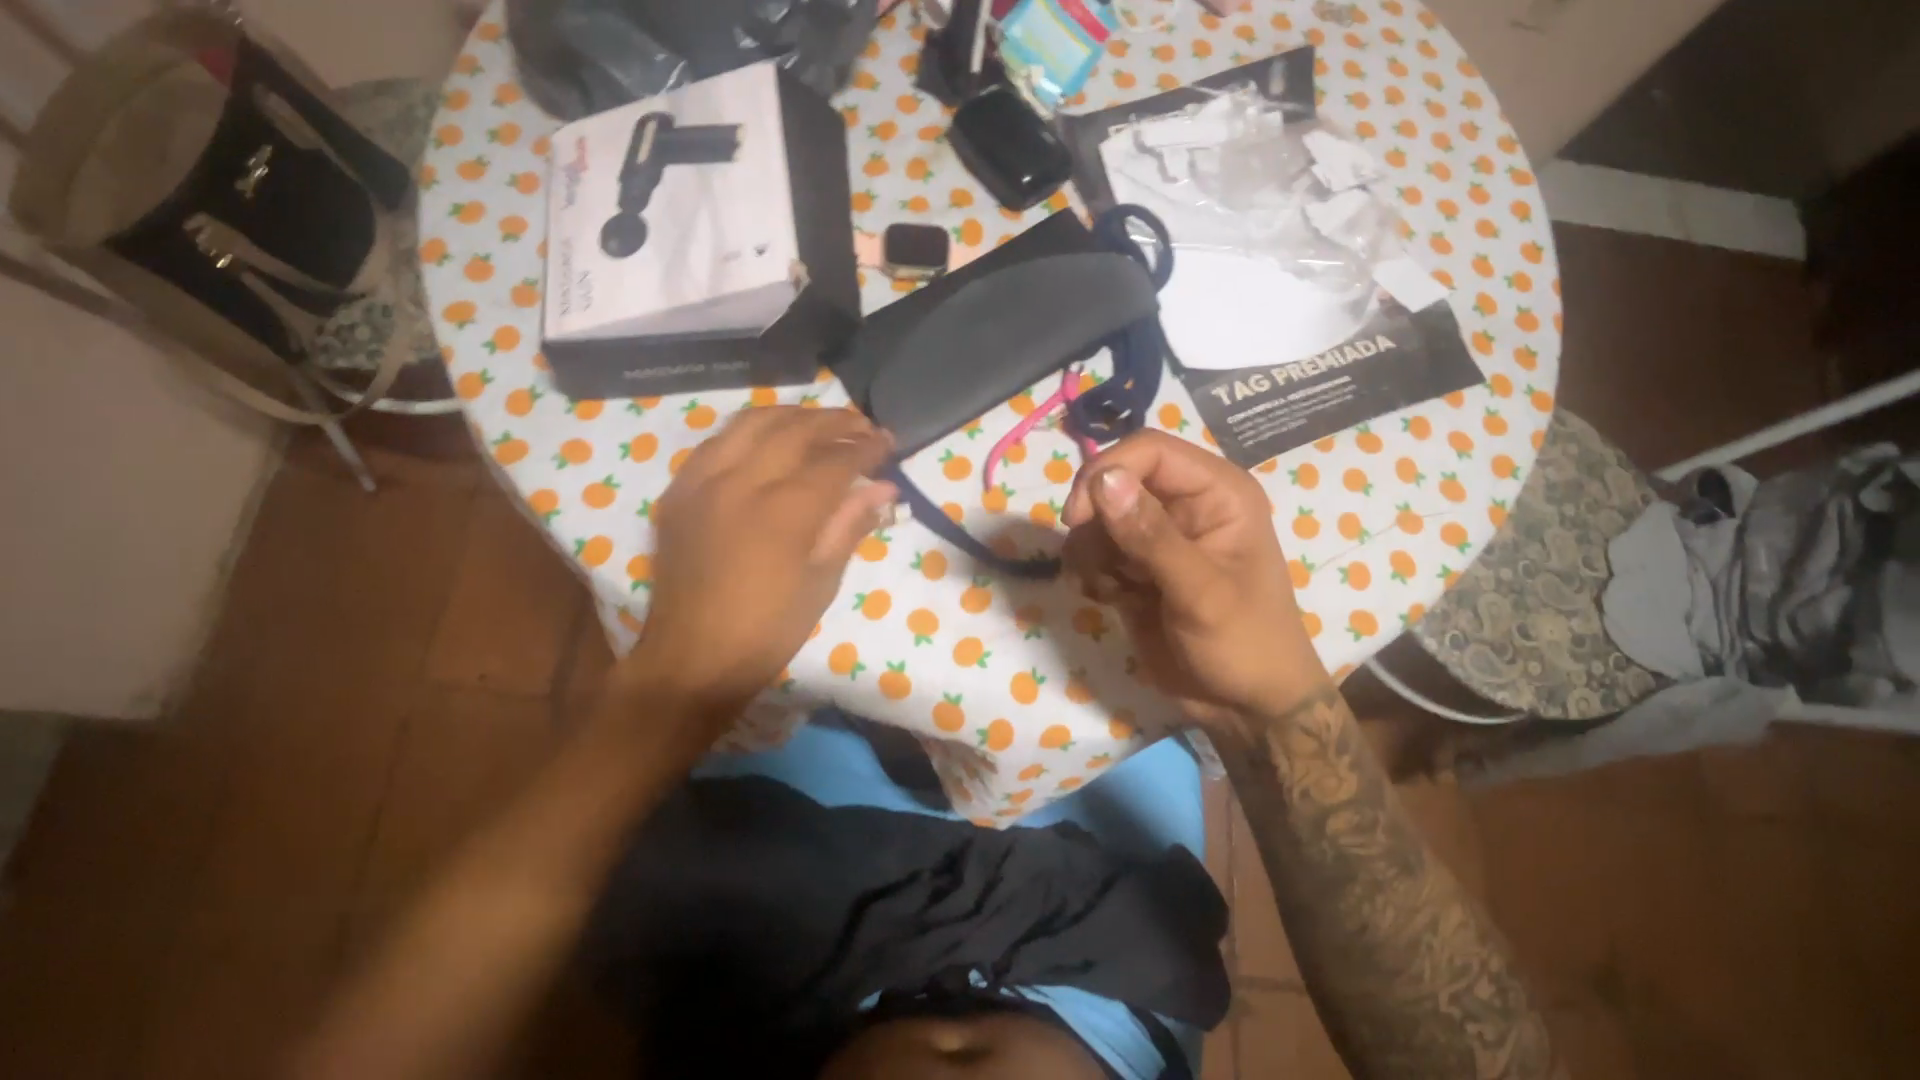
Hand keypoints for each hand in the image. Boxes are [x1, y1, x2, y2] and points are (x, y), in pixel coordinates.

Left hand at [624, 406, 896, 719]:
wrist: (693, 659)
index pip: (834, 461)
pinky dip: (749, 432)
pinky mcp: (679, 491)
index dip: (866, 448)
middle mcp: (741, 482)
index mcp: (784, 511)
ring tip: (819, 423)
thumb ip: (850, 524)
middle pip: (795, 430)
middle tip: (863, 425)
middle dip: (835, 422)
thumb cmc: (768, 631)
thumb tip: (885, 487)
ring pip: (751, 423)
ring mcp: (703, 482)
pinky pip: (716, 442)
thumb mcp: (822, 583)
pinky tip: (766, 440)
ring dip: (792, 416)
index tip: (888, 443)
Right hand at [1061, 431, 1326, 733]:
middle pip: (1115, 481)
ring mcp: (1159, 538)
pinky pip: (1096, 551)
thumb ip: (1150, 536)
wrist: (1245, 708)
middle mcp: (1186, 505)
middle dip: (1093, 520)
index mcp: (1217, 492)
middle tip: (1090, 562)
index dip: (1106, 473)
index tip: (1077, 517)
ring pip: (1098, 518)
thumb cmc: (1243, 644)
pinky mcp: (1138, 568)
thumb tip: (1102, 480)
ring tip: (1112, 589)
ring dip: (1090, 552)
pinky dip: (1093, 574)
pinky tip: (1112, 600)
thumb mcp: (1200, 592)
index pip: (1148, 450)